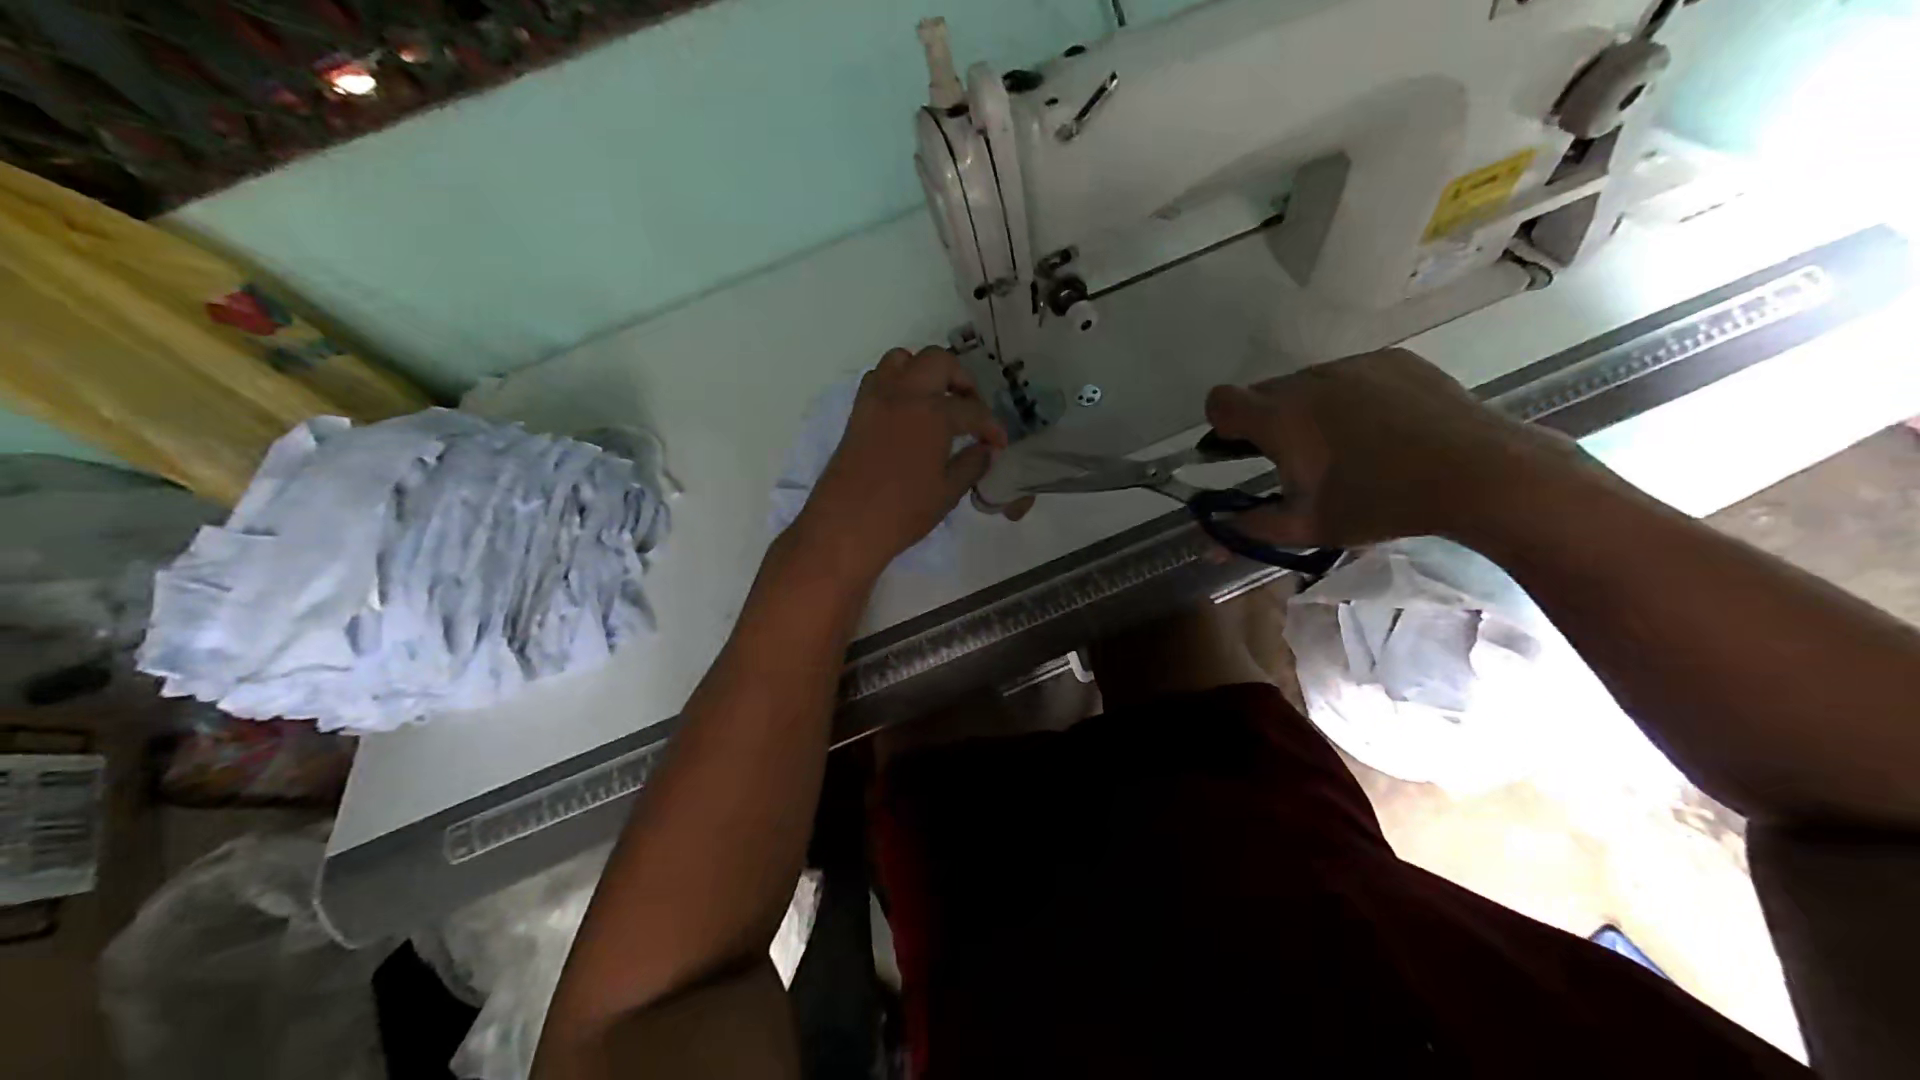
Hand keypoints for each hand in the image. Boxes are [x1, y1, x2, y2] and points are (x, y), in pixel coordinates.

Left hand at [790, 347, 1006, 580]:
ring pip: (903, 359)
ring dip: (924, 371)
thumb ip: (972, 464)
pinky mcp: (858, 411)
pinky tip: (907, 410)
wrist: (846, 525)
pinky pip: (878, 377)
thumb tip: (987, 451)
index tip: (998, 443)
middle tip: (970, 407)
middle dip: (961, 379)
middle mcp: (905, 394)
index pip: (972, 410)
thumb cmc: (903, 512)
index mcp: (933, 413)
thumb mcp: (947, 491)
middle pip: (938, 361)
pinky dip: (896, 382)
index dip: (991, 426)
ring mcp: (877, 398)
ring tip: (936, 399)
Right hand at [1204, 348, 1587, 547]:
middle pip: (1262, 392)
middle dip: (1264, 422)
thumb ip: (1250, 528)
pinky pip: (1349, 374)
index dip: (1220, 425)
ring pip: (1306, 383)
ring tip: (1345, 445)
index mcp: (1280, 418)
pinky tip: (1382, 428)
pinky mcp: (1392, 359)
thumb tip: (1208, 542)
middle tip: (1294, 459)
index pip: (1219, 401)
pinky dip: (1348, 397)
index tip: (1238, 451)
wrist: (1480, 473)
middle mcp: (1308, 380)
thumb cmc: (1381, 504)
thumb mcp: (1307, 527)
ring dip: (1306, 410)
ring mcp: (1353, 364)